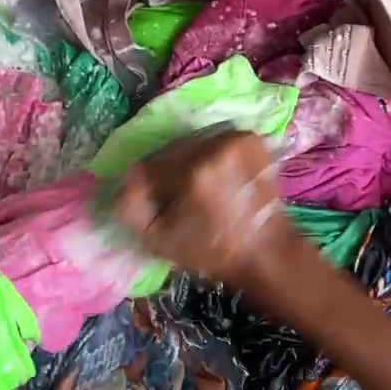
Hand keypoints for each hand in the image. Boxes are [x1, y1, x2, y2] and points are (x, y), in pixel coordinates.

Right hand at [110, 128, 300, 290]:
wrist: (265, 251)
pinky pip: (216, 140)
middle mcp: (216, 147)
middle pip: (173, 150)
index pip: (151, 165)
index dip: (149, 185)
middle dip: (170, 171)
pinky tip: (218, 176)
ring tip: (200, 187)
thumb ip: (131, 208)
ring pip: (194, 143)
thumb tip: (124, 178)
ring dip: (190, 160)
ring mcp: (237, 139)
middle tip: (179, 196)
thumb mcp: (160, 241)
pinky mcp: (252, 138)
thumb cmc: (211, 251)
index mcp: (192, 172)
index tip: (159, 202)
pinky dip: (212, 154)